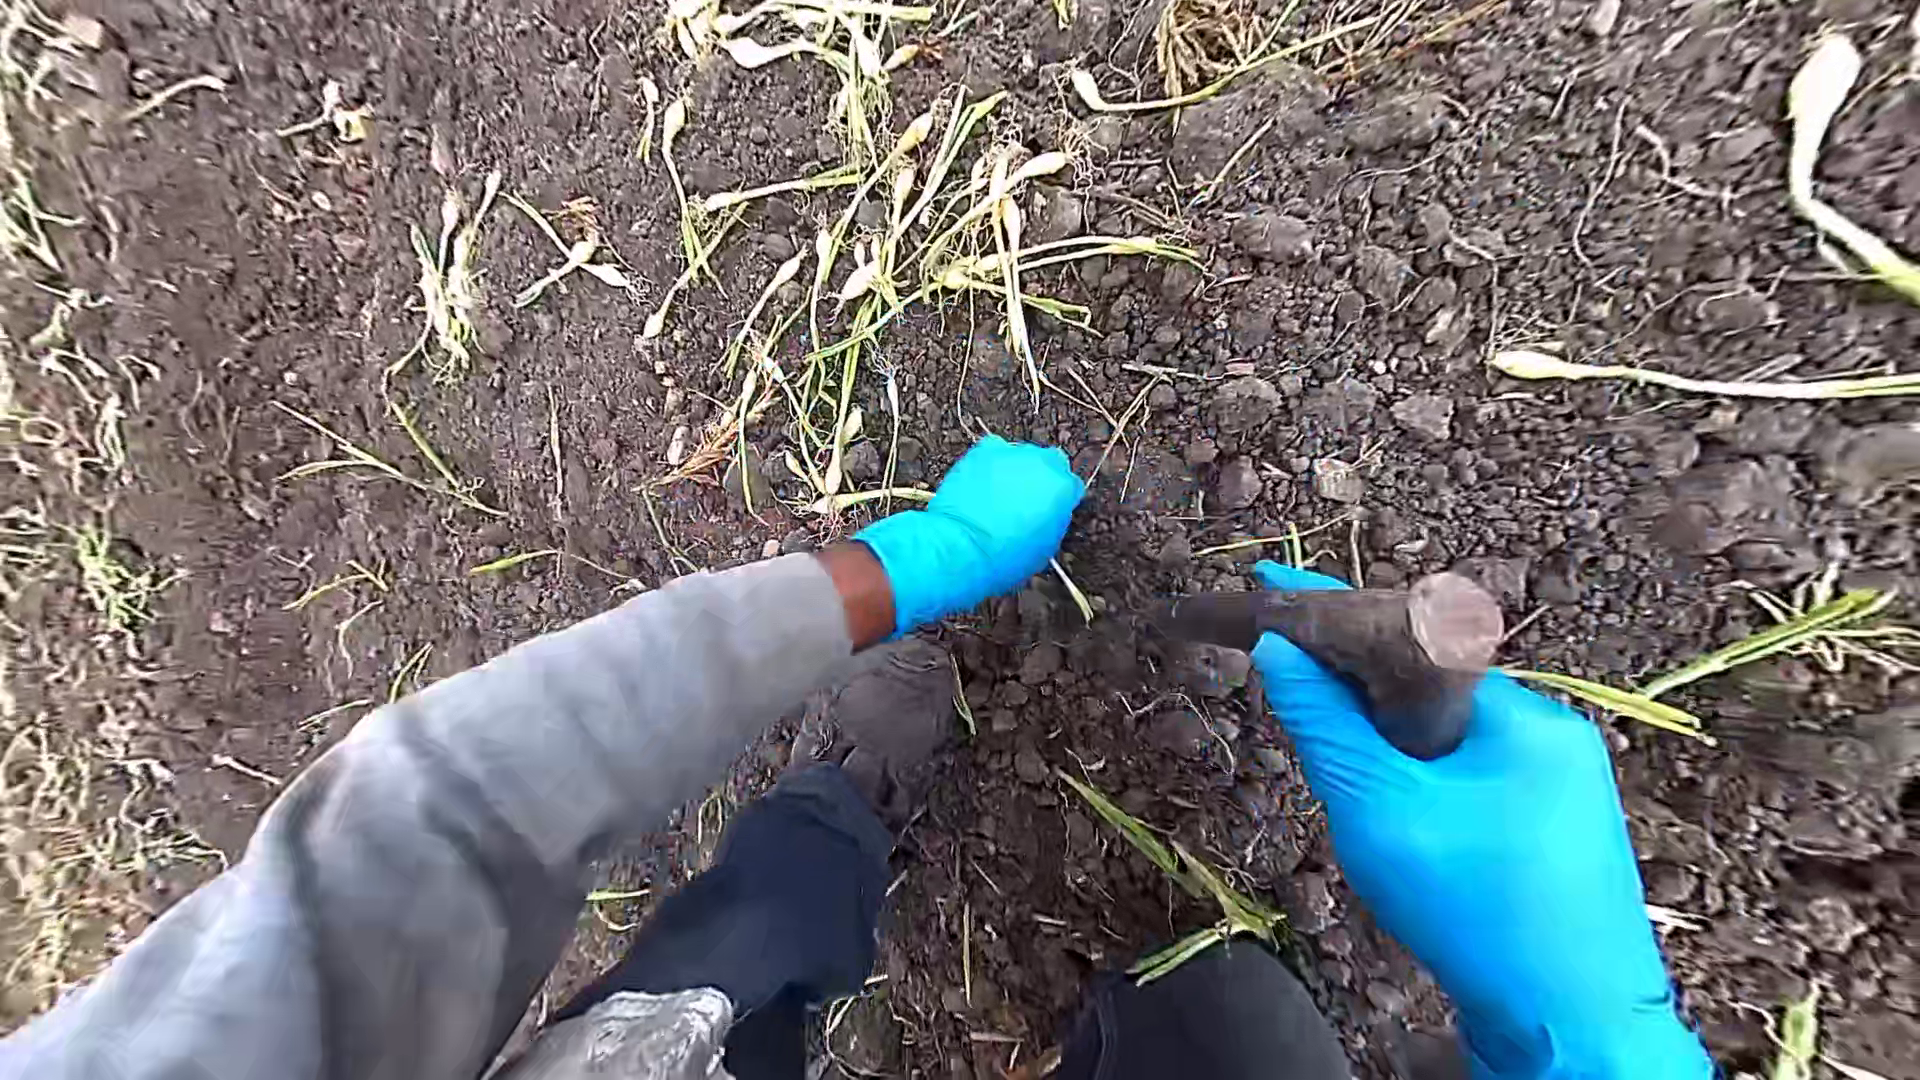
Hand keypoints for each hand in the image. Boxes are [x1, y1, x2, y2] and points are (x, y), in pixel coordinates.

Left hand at [855, 435, 1082, 635]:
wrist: (961, 549)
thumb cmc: (1001, 558)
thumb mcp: (1043, 551)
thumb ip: (1053, 523)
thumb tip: (1048, 517)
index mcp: (1063, 489)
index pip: (1070, 487)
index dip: (1057, 501)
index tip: (1047, 510)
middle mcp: (1042, 464)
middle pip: (1048, 465)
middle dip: (1038, 481)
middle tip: (1023, 503)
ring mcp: (1011, 454)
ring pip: (1020, 457)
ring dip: (1013, 472)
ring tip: (997, 497)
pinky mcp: (983, 452)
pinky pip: (993, 453)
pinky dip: (989, 465)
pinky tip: (982, 485)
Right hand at [1249, 561, 1710, 1078]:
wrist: (1571, 1030)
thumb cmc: (1466, 903)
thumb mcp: (1372, 800)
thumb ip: (1321, 718)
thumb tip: (1273, 646)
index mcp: (1514, 715)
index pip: (1405, 637)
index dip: (1329, 609)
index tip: (1268, 580)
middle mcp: (1539, 728)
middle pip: (1414, 672)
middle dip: (1341, 666)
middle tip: (1278, 657)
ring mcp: (1546, 770)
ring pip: (1425, 715)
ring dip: (1366, 710)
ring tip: (1312, 714)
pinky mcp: (1537, 806)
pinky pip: (1446, 749)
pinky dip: (1394, 742)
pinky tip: (1364, 761)